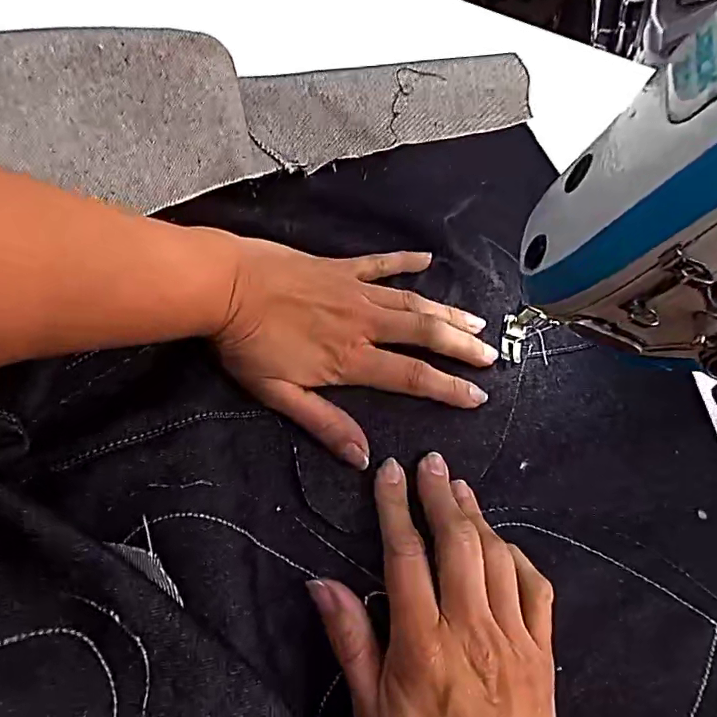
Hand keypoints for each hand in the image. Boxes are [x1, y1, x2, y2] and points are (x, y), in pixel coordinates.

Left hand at [208, 235, 496, 468]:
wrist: (224, 285)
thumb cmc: (246, 343)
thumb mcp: (279, 394)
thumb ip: (325, 423)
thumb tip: (362, 456)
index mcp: (352, 358)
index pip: (413, 376)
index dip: (449, 388)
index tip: (478, 395)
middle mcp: (365, 323)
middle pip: (426, 335)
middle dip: (463, 347)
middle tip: (492, 355)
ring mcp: (356, 291)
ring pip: (414, 302)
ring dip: (447, 313)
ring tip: (476, 321)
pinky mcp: (342, 267)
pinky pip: (382, 263)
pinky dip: (406, 262)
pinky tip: (427, 259)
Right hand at [307, 454, 571, 716]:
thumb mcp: (370, 713)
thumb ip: (349, 641)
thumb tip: (322, 585)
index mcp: (422, 643)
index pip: (405, 554)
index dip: (395, 506)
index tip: (391, 473)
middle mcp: (470, 628)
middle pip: (456, 541)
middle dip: (440, 494)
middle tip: (431, 463)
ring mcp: (512, 636)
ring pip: (497, 555)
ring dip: (478, 515)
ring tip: (460, 488)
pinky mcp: (541, 650)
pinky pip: (536, 587)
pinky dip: (519, 556)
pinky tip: (504, 544)